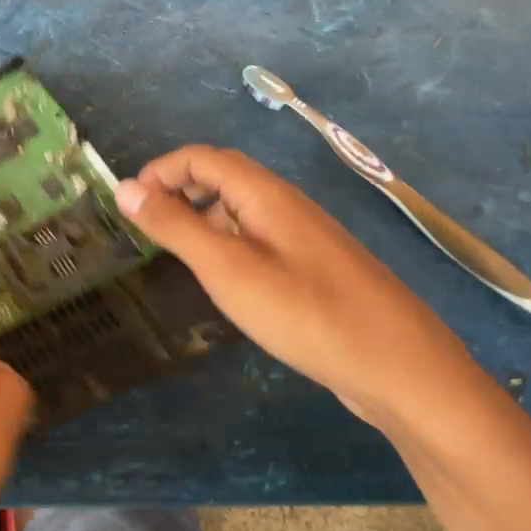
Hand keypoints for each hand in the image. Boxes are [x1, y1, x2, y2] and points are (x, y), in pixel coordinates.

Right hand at [111, 145, 493, 430]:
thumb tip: (124, 188)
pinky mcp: (316, 269)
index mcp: (266, 195)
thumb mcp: (226, 270)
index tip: (128, 207)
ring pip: (241, 209)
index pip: (201, 157)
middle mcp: (287, 205)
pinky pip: (259, 237)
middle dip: (177, 190)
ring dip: (200, 218)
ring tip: (176, 256)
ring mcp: (306, 237)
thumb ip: (173, 226)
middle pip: (222, 176)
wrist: (405, 373)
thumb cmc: (307, 315)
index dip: (159, 172)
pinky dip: (227, 243)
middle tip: (145, 228)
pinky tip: (224, 282)